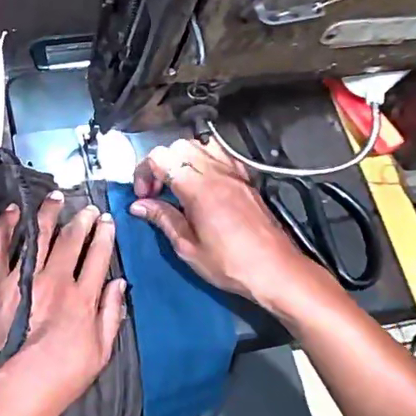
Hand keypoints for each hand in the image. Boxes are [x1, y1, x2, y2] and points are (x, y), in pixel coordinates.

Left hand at [0, 191, 127, 415]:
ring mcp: (21, 280)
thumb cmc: (59, 381)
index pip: (97, 256)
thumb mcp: (99, 355)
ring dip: (49, 214)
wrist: (11, 397)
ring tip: (56, 198)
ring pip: (38, 236)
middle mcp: (53, 282)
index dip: (104, 235)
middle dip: (82, 220)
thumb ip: (111, 316)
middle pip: (71, 240)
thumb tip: (119, 283)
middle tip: (87, 207)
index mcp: (81, 299)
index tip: (107, 221)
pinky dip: (5, 226)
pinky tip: (13, 212)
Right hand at [130, 138, 332, 314]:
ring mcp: (234, 174)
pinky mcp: (246, 180)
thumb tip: (140, 206)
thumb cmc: (231, 264)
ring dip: (182, 160)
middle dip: (160, 164)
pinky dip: (204, 162)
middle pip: (178, 146)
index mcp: (199, 188)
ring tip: (177, 187)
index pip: (160, 158)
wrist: (274, 270)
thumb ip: (163, 219)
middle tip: (156, 192)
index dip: (143, 172)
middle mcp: (217, 173)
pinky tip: (201, 186)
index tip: (143, 196)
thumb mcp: (188, 247)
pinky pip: (220, 155)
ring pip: (200, 145)